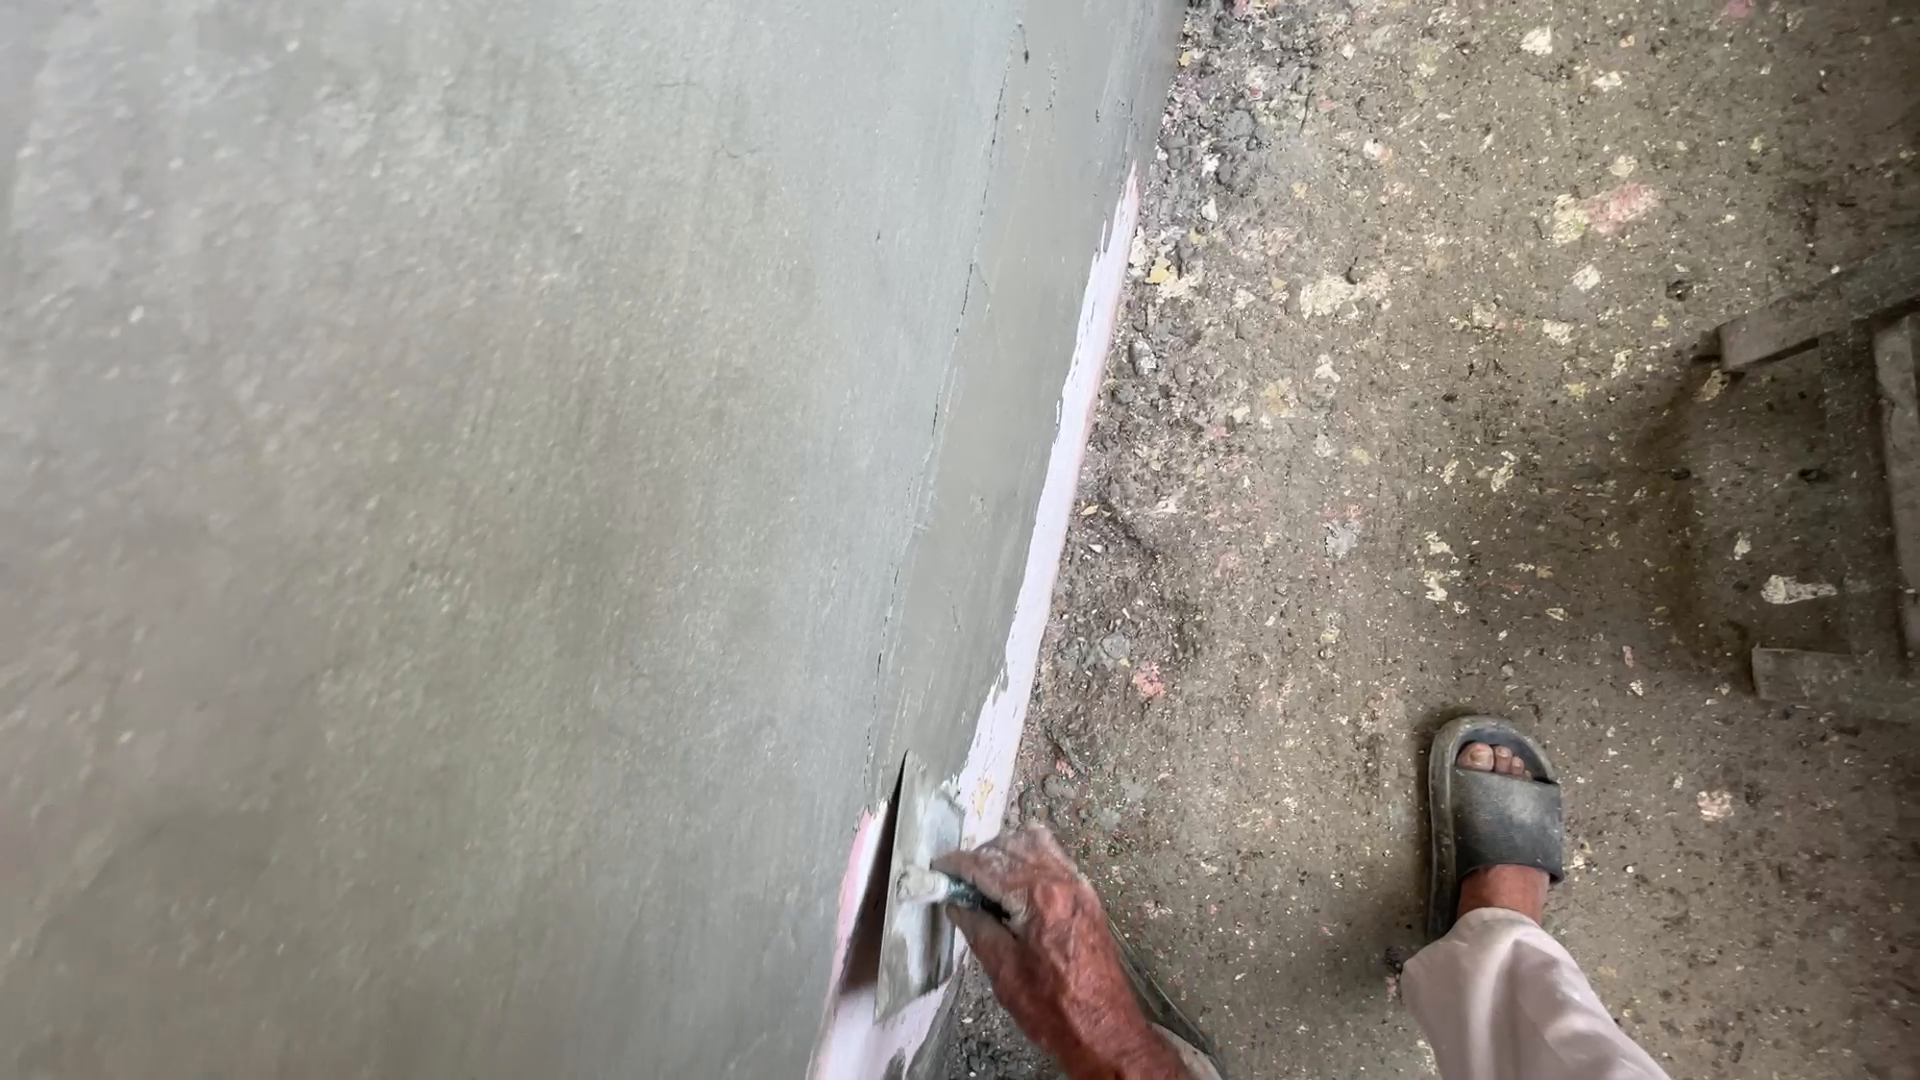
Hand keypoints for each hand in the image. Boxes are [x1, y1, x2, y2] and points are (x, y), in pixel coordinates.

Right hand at [933, 825, 1190, 1079]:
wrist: (1105, 1029)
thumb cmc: (1054, 1008)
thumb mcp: (1005, 973)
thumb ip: (978, 929)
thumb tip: (956, 903)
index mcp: (1038, 898)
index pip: (987, 866)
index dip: (958, 864)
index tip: (938, 868)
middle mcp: (1060, 879)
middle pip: (1009, 845)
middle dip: (978, 857)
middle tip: (958, 880)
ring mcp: (1076, 882)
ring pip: (1032, 841)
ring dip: (1004, 850)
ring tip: (985, 877)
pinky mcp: (1085, 891)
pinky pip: (1052, 853)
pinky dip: (1028, 854)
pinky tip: (1015, 877)